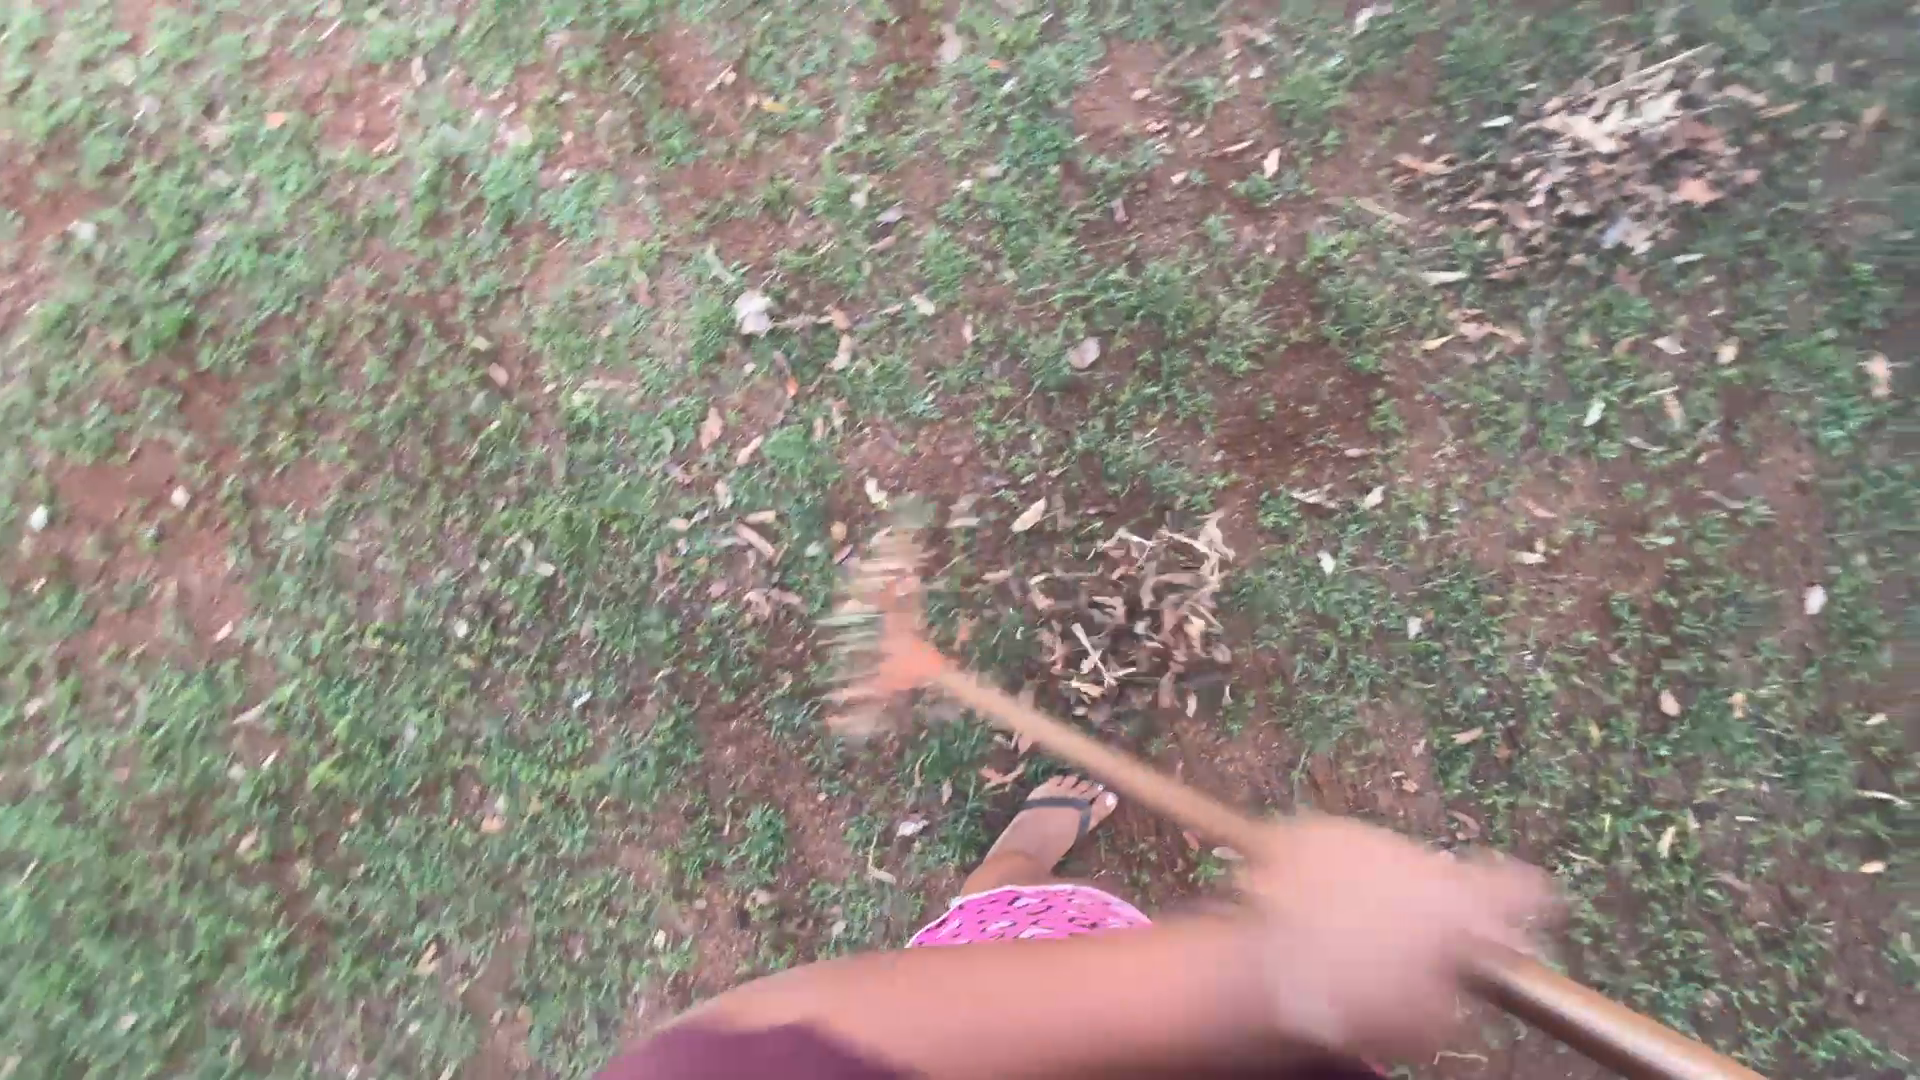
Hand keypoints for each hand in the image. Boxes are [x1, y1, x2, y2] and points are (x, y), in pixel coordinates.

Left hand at [1236, 816, 1557, 1061]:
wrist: (1271, 957)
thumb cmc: (1359, 1000)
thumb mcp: (1434, 1020)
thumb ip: (1461, 984)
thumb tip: (1459, 968)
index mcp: (1460, 902)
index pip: (1523, 887)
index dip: (1528, 899)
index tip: (1524, 910)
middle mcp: (1415, 855)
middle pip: (1442, 873)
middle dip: (1432, 900)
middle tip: (1403, 939)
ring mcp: (1361, 834)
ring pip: (1386, 859)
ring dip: (1378, 883)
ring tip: (1345, 927)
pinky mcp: (1313, 827)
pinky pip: (1337, 847)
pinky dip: (1333, 869)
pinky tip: (1312, 904)